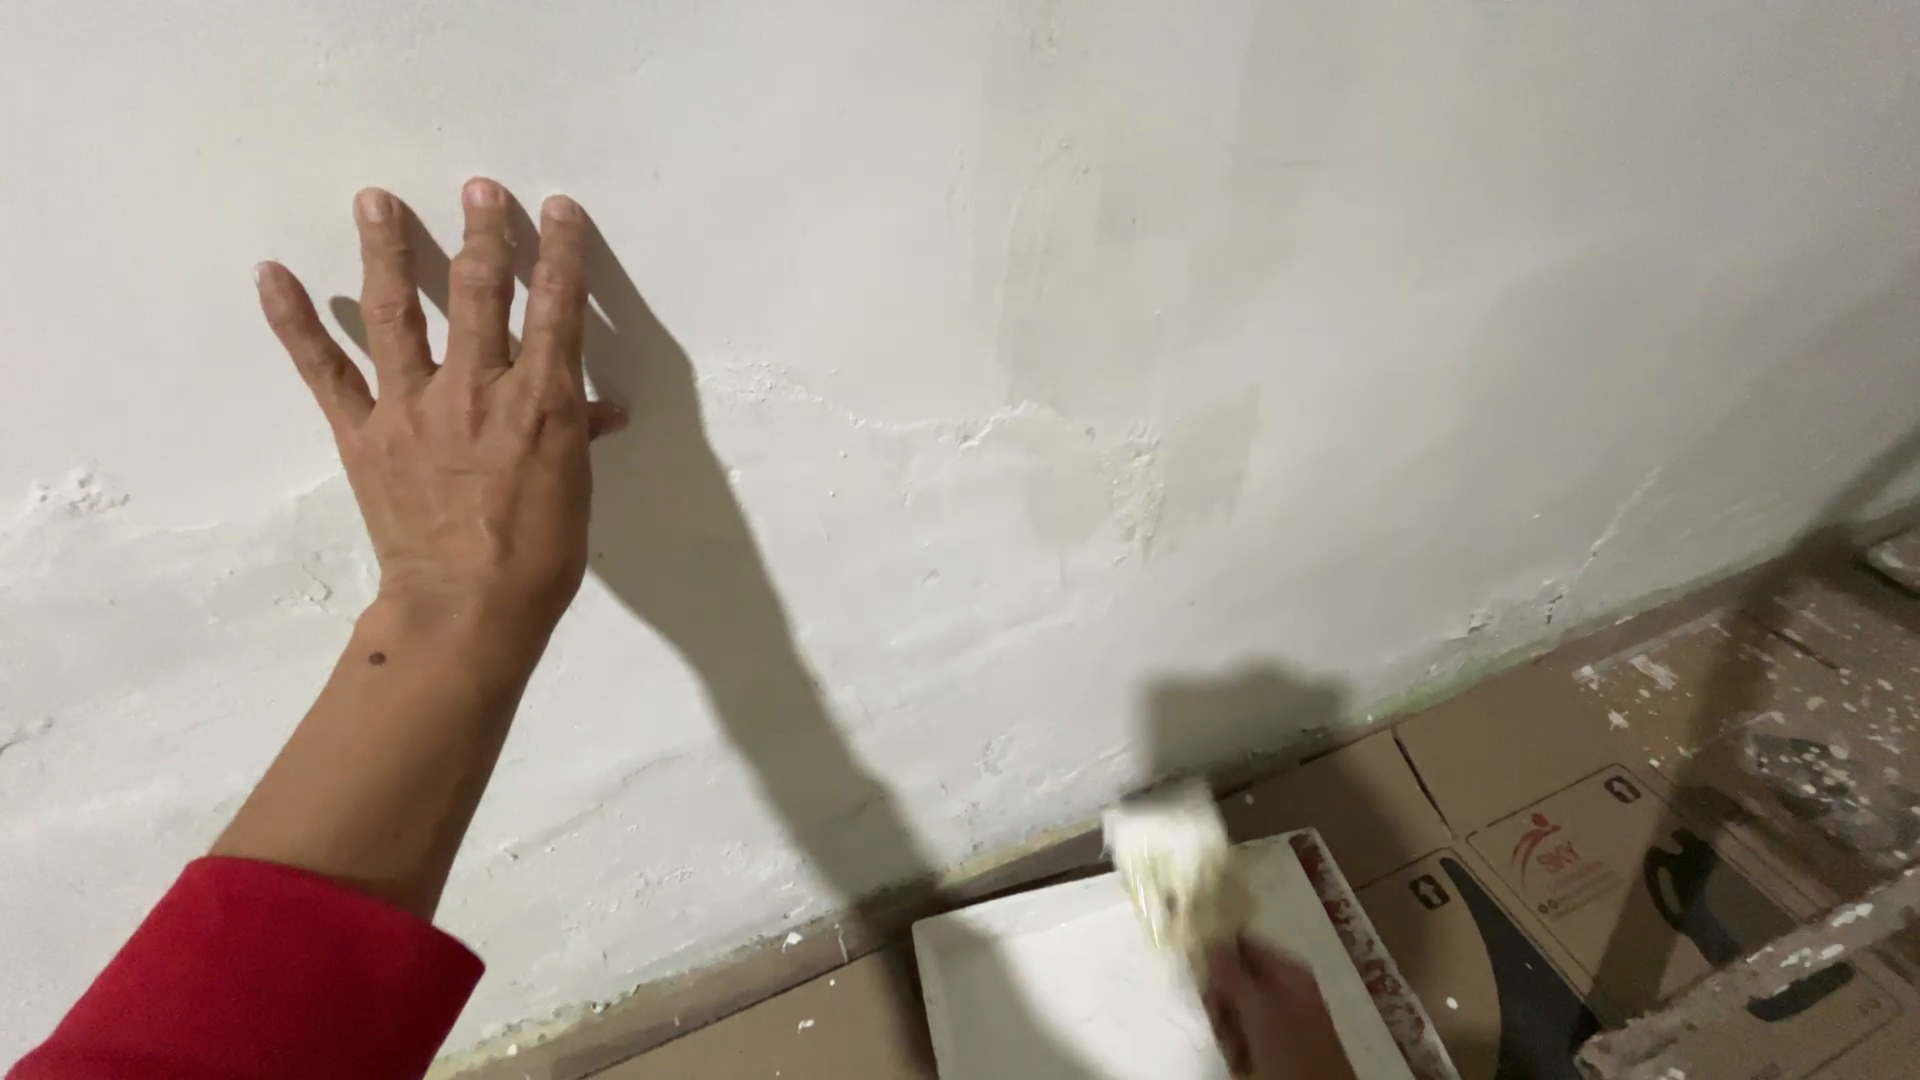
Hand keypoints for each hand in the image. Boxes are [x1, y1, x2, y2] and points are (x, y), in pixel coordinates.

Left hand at [254, 178, 624, 637]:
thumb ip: (580, 435)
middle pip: (480, 295)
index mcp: (542, 404)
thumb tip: (604, 409)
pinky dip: (296, 322)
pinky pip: (325, 370)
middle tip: (479, 189)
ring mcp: (413, 406)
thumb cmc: (544, 550)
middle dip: (483, 235)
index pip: (556, 312)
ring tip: (377, 200)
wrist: (470, 604)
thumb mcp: (577, 487)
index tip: (556, 211)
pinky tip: (275, 275)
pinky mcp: (363, 432)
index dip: (559, 255)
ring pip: (397, 314)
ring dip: (388, 251)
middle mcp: (479, 389)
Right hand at [1203, 936, 1359, 1079]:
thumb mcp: (1259, 1008)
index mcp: (1288, 971)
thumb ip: (1231, 972)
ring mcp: (1278, 1018)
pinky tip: (1239, 1059)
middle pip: (1234, 976)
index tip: (1195, 962)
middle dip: (1221, 997)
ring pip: (1233, 1007)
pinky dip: (1235, 1044)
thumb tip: (1207, 938)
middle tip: (1216, 1014)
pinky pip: (1240, 1031)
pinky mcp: (1272, 1043)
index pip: (1243, 942)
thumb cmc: (1292, 1050)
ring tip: (1233, 1045)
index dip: (1217, 947)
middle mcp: (1283, 989)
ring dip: (1225, 1025)